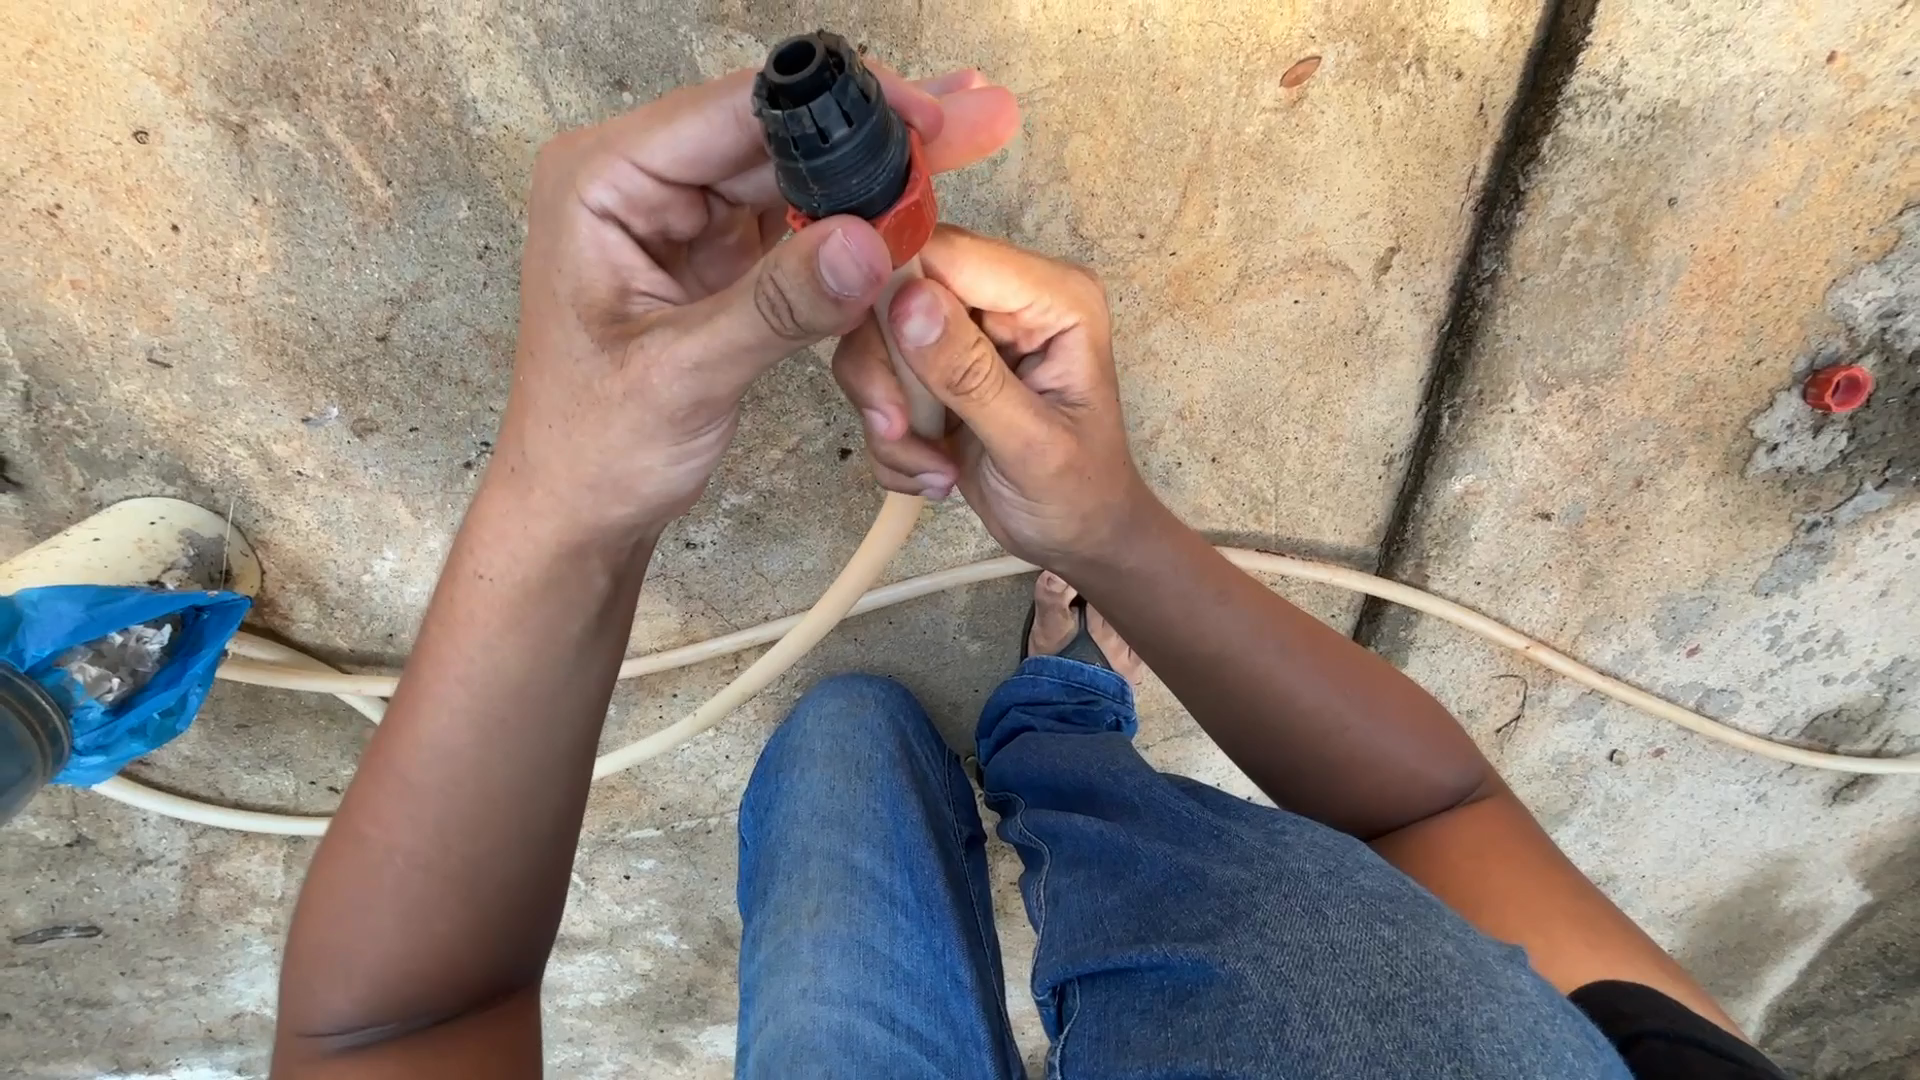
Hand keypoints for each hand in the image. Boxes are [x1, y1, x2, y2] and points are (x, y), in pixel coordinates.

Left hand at [489, 68, 1018, 544]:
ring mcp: (687, 224)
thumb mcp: (686, 373)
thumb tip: (868, 243)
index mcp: (606, 183)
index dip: (837, 108)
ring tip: (956, 153)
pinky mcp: (721, 265)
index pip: (734, 113)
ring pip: (795, 182)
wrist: (586, 502)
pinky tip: (904, 216)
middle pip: (777, 140)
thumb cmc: (594, 443)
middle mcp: (646, 186)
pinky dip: (851, 231)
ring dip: (872, 178)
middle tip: (968, 120)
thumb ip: (777, 305)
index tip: (924, 117)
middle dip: (875, 136)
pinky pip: (797, 232)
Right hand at [832, 227, 1153, 566]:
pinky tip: (934, 473)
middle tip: (900, 435)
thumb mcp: (1030, 442)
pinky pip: (882, 387)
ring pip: (878, 346)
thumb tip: (907, 302)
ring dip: (891, 420)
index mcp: (1050, 299)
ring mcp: (965, 339)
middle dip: (889, 378)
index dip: (897, 294)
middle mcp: (1004, 304)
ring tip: (933, 470)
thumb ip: (971, 374)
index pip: (949, 253)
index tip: (884, 370)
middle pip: (897, 296)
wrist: (1075, 536)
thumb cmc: (1078, 494)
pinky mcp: (938, 375)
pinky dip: (895, 441)